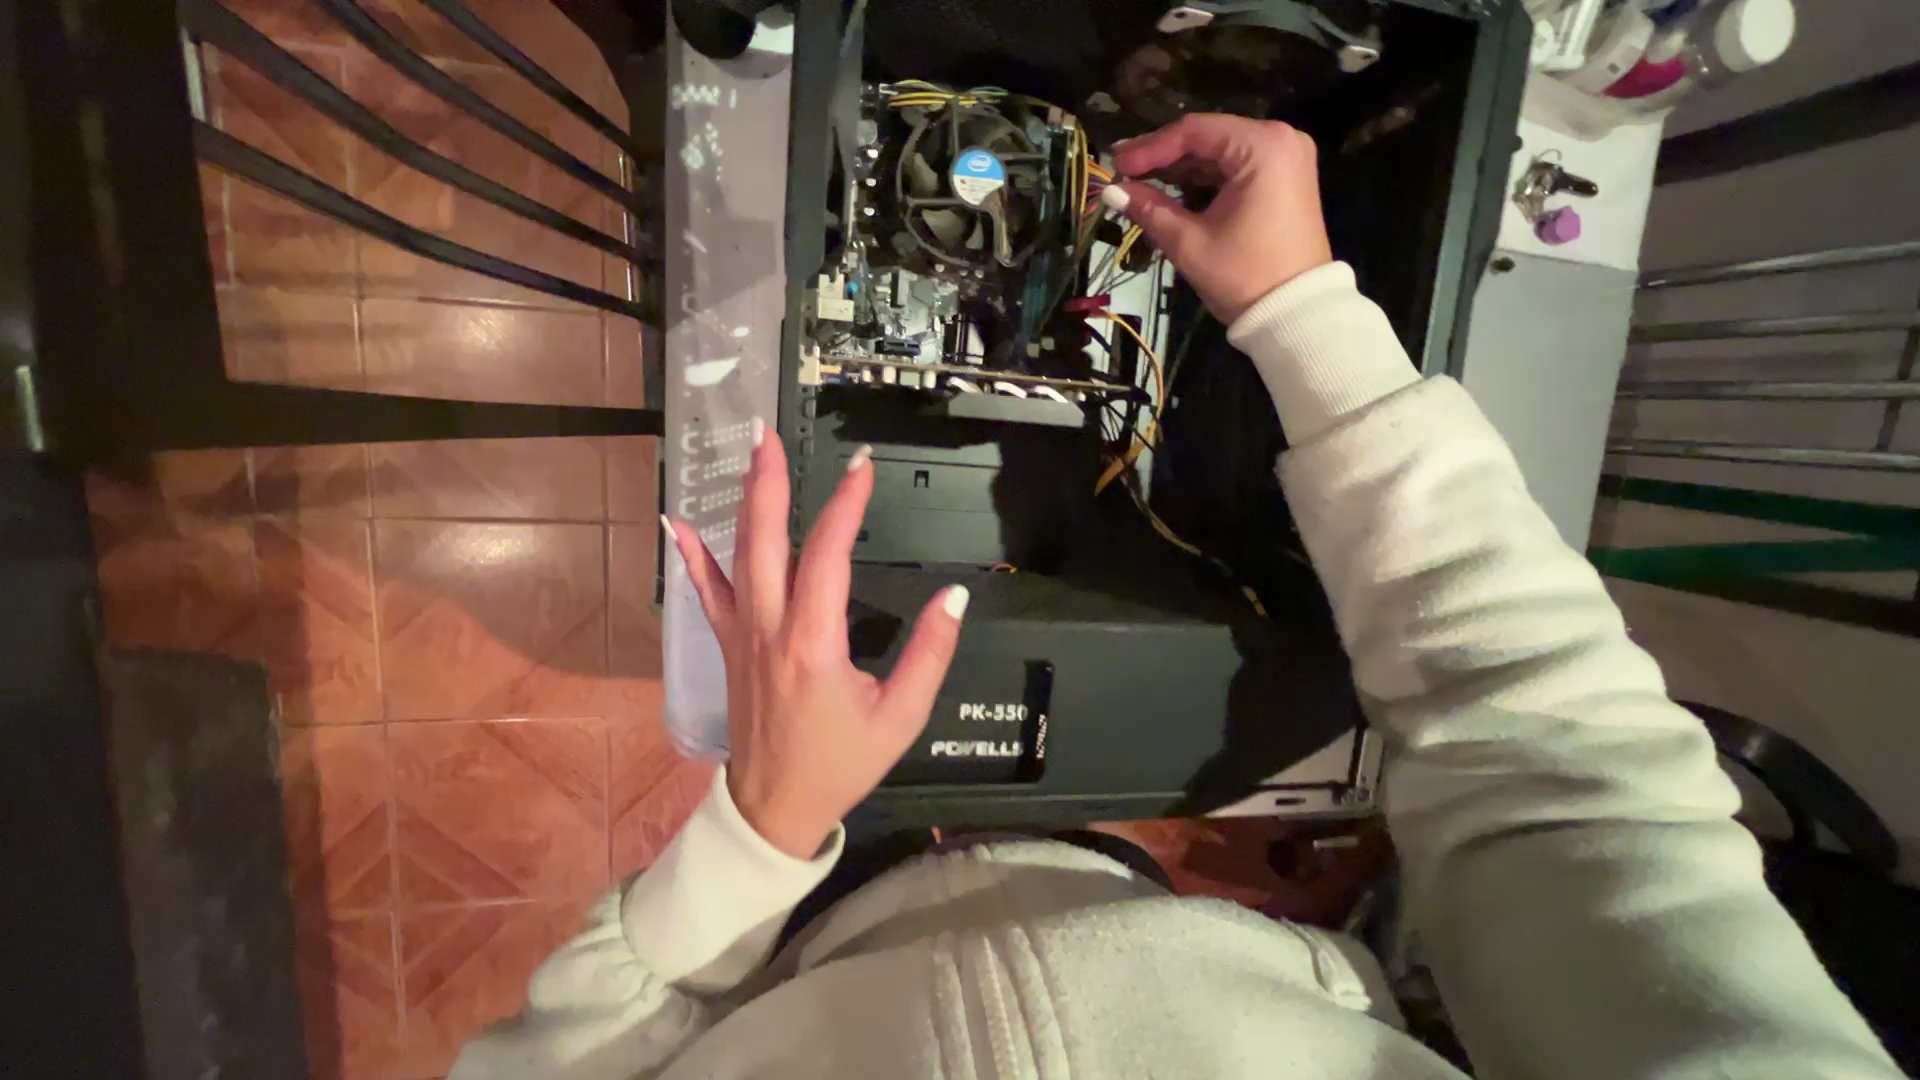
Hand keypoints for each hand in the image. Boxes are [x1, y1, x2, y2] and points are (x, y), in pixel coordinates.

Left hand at [662, 423, 968, 858]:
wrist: (774, 808)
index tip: (862, 466)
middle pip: (764, 541)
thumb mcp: (901, 717)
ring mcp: (741, 635)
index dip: (845, 505)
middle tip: (769, 434)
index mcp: (814, 643)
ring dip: (742, 502)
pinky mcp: (729, 646)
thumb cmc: (841, 764)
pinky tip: (678, 524)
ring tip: (748, 455)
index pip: (828, 555)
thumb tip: (955, 596)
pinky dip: (693, 557)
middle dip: (769, 482)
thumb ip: (930, 653)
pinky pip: (707, 594)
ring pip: (736, 556)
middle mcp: (770, 629)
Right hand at [1109, 113, 1333, 323]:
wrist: (1293, 312)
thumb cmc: (1243, 276)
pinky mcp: (1283, 180)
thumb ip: (1149, 209)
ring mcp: (1285, 159)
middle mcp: (1279, 140)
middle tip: (1121, 170)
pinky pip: (1234, 169)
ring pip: (1219, 154)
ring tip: (1138, 181)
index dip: (1149, 147)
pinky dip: (1202, 180)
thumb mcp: (1189, 243)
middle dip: (1162, 156)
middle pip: (1208, 138)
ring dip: (1179, 169)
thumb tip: (1112, 191)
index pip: (1194, 131)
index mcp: (1262, 146)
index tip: (1115, 163)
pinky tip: (1170, 190)